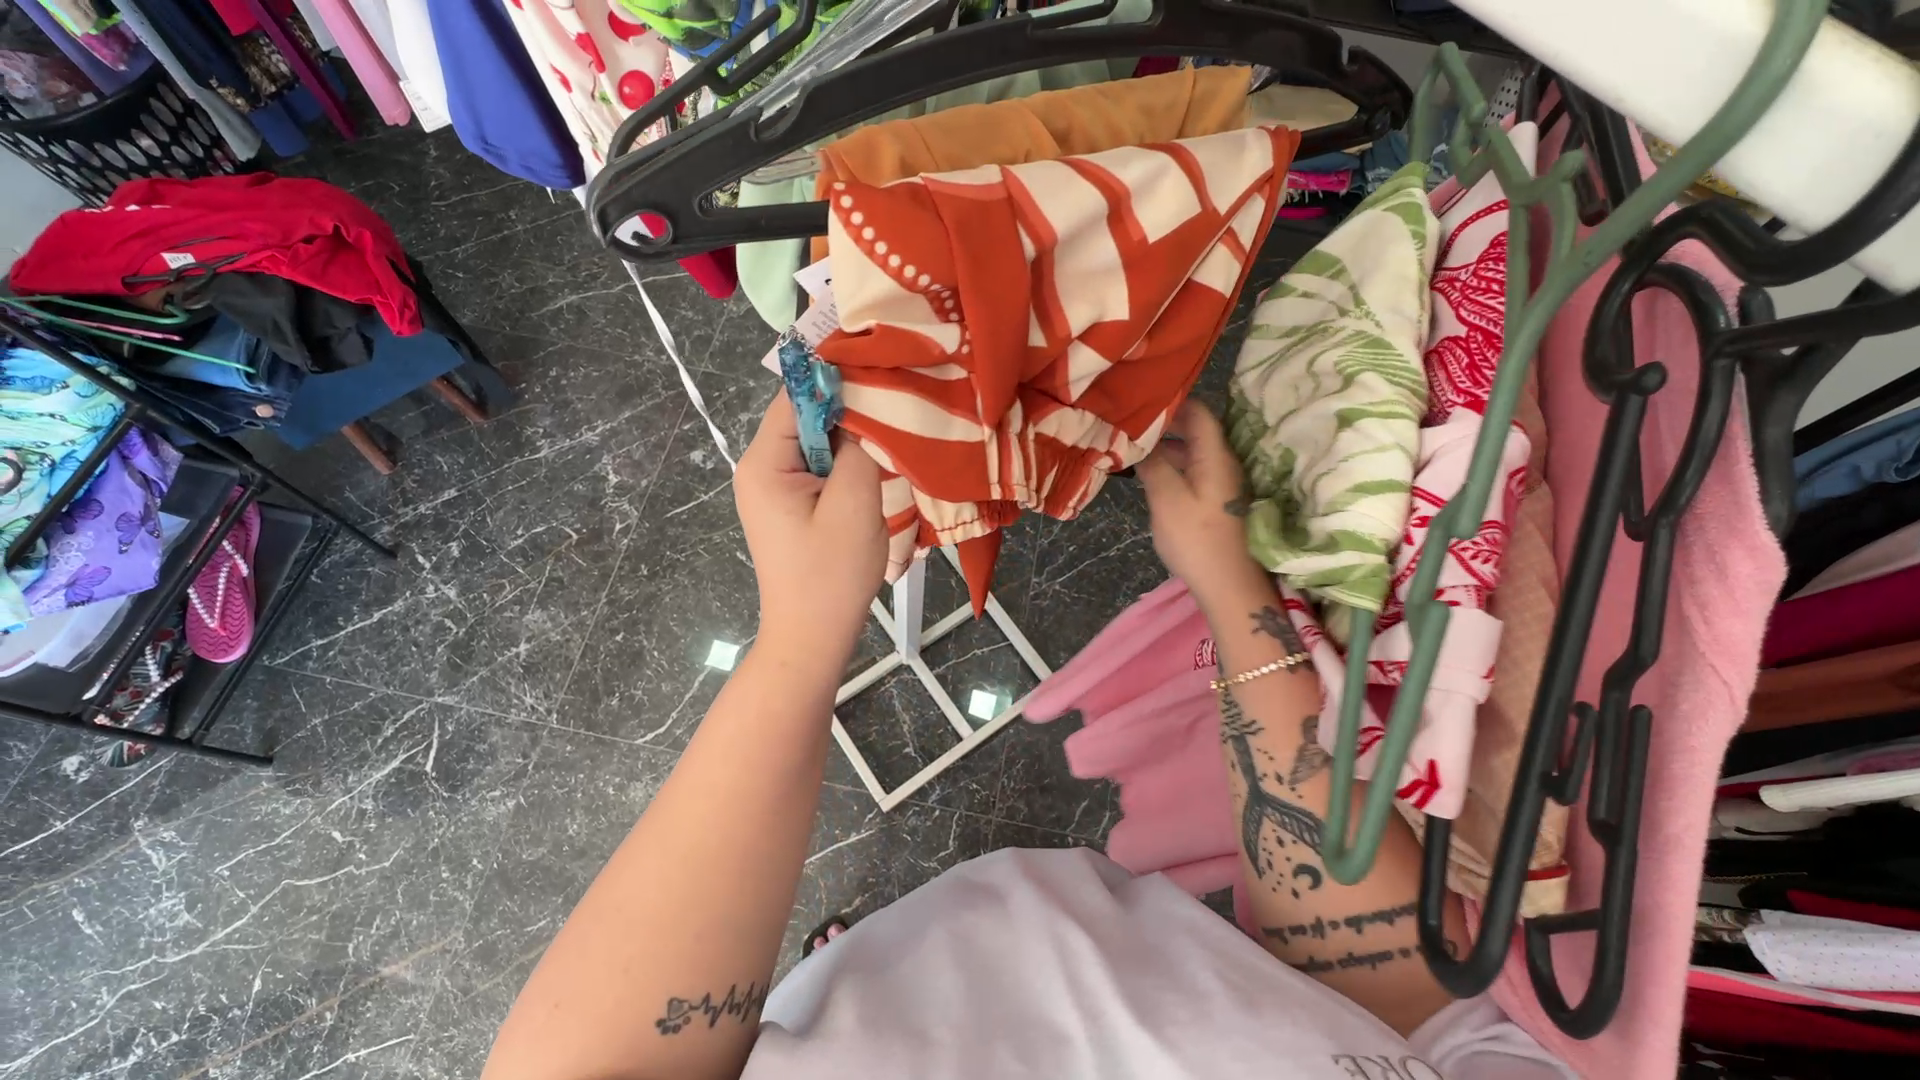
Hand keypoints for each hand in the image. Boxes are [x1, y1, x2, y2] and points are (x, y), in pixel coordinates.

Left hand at [734, 390, 886, 648]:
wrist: (812, 638)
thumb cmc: (831, 573)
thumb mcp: (855, 503)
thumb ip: (858, 444)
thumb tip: (864, 403)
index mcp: (764, 463)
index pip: (796, 397)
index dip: (837, 380)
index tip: (884, 371)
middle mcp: (759, 469)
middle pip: (806, 417)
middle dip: (850, 412)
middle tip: (898, 405)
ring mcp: (774, 489)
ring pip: (818, 443)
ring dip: (853, 442)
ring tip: (894, 437)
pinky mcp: (791, 507)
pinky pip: (820, 469)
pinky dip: (847, 466)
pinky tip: (876, 471)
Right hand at [1136, 402, 1269, 610]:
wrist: (1228, 585)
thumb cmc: (1197, 539)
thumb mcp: (1166, 498)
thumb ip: (1153, 464)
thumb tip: (1138, 440)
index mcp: (1215, 456)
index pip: (1198, 412)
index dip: (1172, 402)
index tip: (1140, 402)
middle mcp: (1223, 463)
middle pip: (1196, 430)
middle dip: (1164, 424)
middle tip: (1130, 424)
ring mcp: (1222, 483)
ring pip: (1193, 452)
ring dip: (1166, 447)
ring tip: (1134, 448)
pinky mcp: (1217, 501)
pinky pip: (1193, 471)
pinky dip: (1172, 466)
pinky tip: (1150, 474)